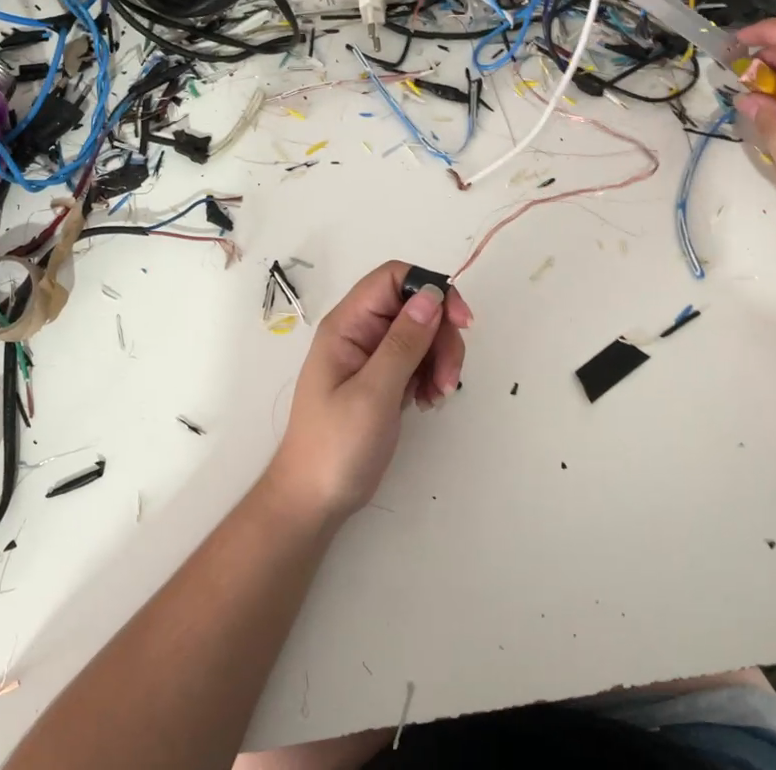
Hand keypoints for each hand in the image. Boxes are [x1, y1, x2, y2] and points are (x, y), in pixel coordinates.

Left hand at [265, 262, 472, 525]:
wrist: (314, 497)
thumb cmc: (335, 445)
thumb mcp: (373, 392)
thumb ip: (403, 342)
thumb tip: (431, 295)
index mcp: (347, 326)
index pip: (392, 278)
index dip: (431, 290)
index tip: (461, 322)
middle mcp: (359, 334)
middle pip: (415, 308)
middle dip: (442, 336)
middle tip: (450, 379)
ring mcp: (372, 358)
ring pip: (422, 335)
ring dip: (441, 360)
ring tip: (439, 396)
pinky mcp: (384, 381)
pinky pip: (418, 362)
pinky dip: (432, 377)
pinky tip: (430, 402)